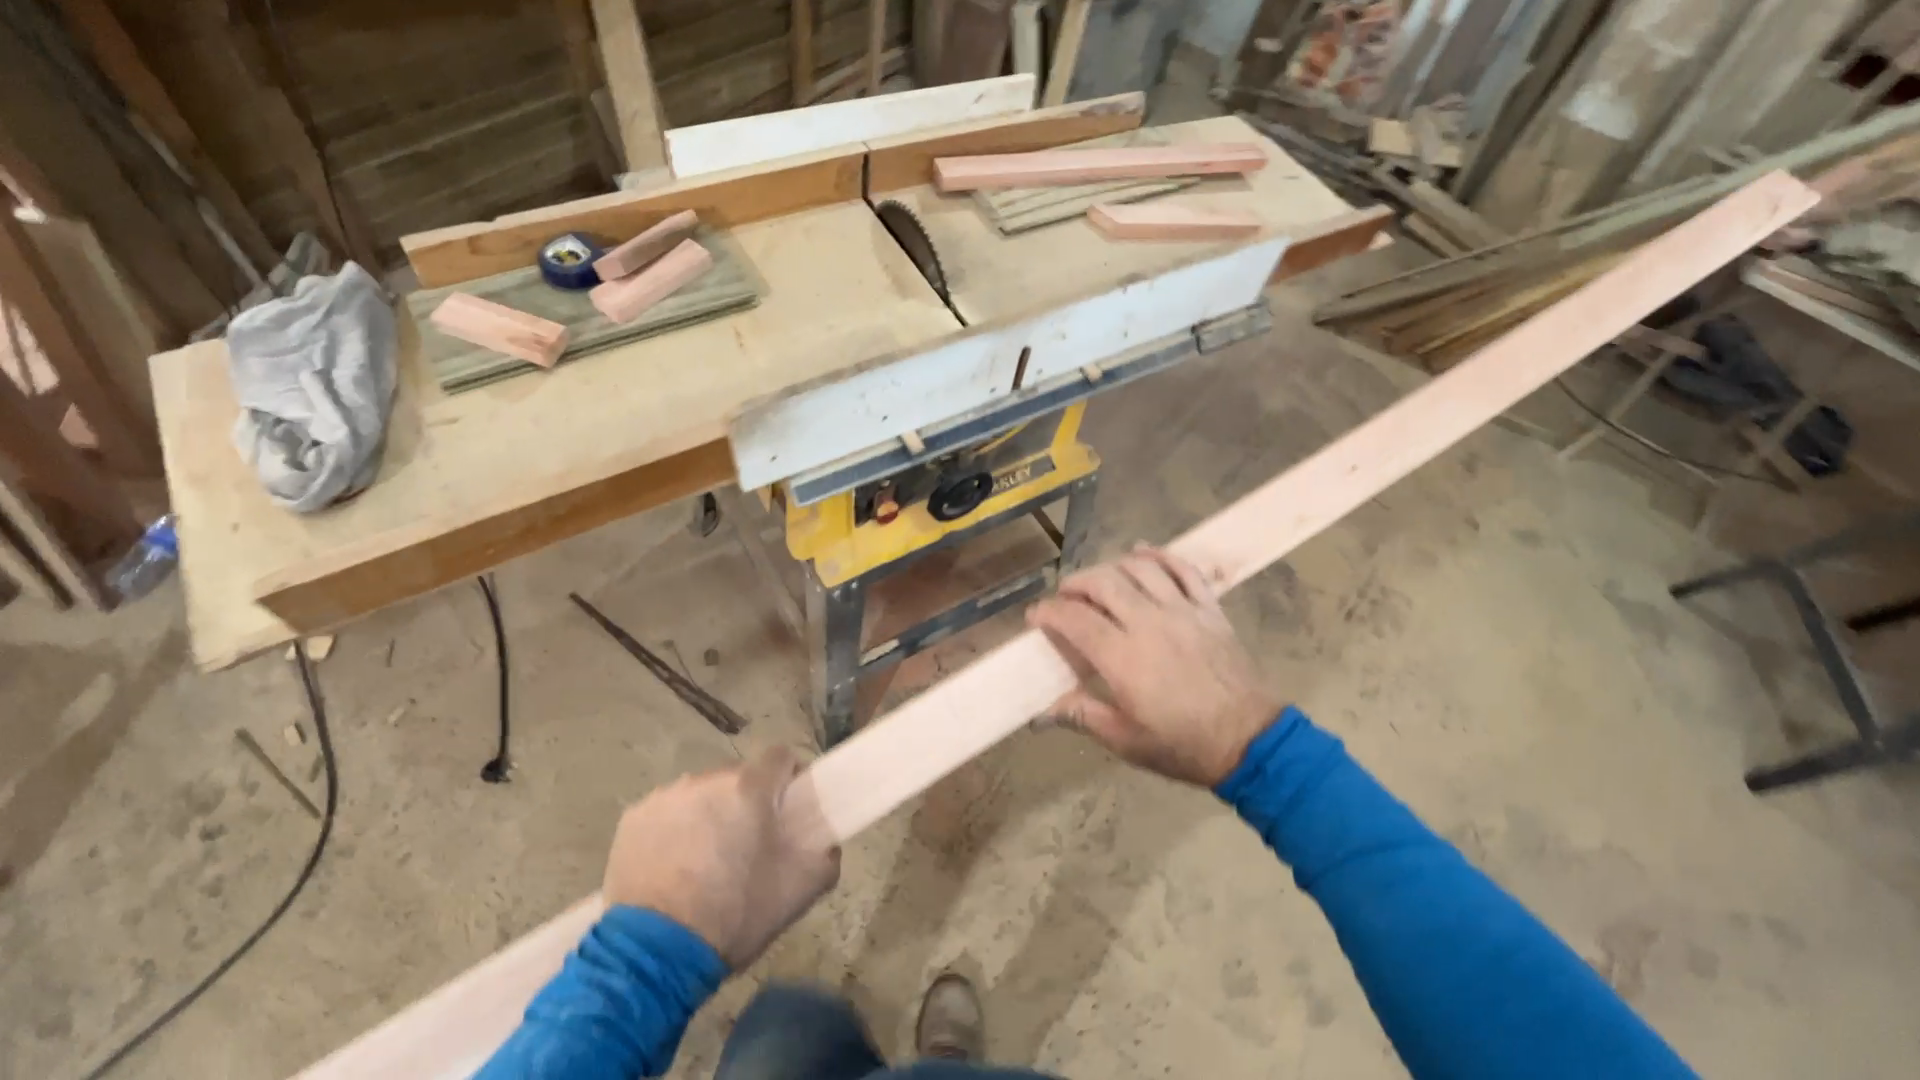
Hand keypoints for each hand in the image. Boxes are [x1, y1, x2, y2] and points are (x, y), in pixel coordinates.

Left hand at [602, 747, 839, 968]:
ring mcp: (664, 798)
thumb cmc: (734, 914)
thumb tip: (824, 843)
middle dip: (748, 803)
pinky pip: (668, 814)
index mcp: (748, 788)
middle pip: (738, 778)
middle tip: (748, 847)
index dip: (790, 780)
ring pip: (701, 795)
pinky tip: (674, 869)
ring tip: (706, 863)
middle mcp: (705, 780)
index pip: (781, 757)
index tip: (789, 811)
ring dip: (710, 816)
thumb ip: (825, 855)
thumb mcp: (800, 891)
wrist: (654, 953)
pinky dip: (676, 831)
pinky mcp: (633, 819)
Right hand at [1028, 545, 1279, 786]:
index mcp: (1123, 658)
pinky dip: (1160, 555)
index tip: (1035, 616)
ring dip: (1112, 566)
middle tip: (1064, 596)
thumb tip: (1042, 713)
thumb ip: (1083, 716)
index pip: (1075, 620)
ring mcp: (1183, 611)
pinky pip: (1184, 569)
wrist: (1249, 741)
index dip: (1049, 612)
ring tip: (1099, 578)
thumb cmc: (1183, 745)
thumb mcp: (1126, 741)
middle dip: (1076, 583)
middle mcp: (1149, 623)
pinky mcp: (1209, 610)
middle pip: (1103, 583)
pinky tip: (1143, 552)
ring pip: (1140, 568)